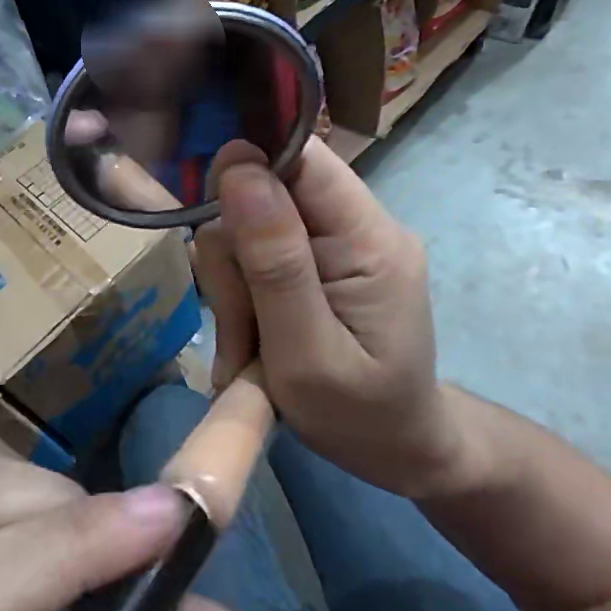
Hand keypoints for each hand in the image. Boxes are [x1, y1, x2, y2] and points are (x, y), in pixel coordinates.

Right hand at [195, 137, 467, 498]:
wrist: (399, 453)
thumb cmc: (362, 416)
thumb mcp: (307, 352)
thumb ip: (273, 262)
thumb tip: (237, 168)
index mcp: (368, 238)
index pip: (300, 157)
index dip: (243, 168)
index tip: (210, 219)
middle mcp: (351, 225)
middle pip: (255, 198)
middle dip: (231, 261)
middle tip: (243, 328)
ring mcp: (328, 243)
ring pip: (238, 230)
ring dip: (229, 288)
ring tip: (250, 346)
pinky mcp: (307, 262)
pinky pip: (245, 254)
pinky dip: (235, 296)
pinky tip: (251, 337)